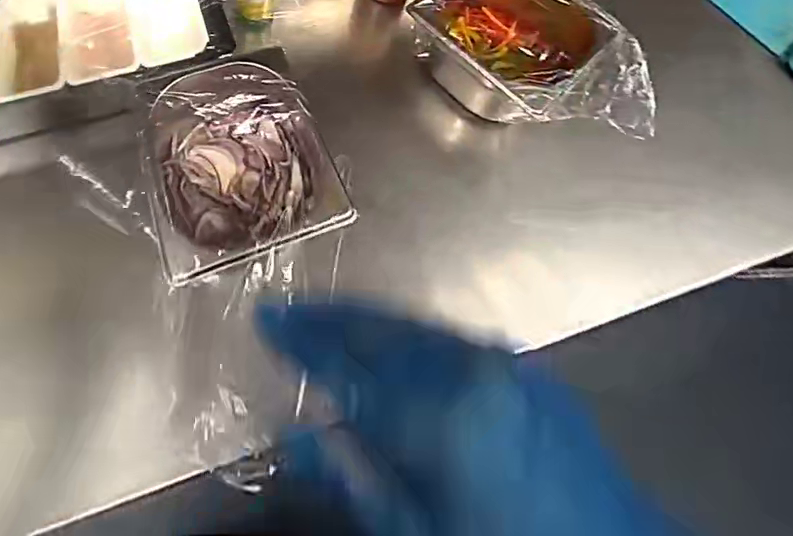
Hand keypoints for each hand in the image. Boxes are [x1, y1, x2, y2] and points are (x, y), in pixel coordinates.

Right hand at [257, 302, 683, 535]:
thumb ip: (357, 482)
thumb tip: (298, 436)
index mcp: (440, 416)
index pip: (351, 370)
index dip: (303, 343)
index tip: (267, 319)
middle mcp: (470, 369)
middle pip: (383, 331)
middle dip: (331, 318)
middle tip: (290, 309)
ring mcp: (503, 363)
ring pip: (416, 327)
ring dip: (368, 321)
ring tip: (328, 317)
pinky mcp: (525, 368)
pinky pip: (450, 340)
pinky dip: (410, 335)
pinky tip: (392, 342)